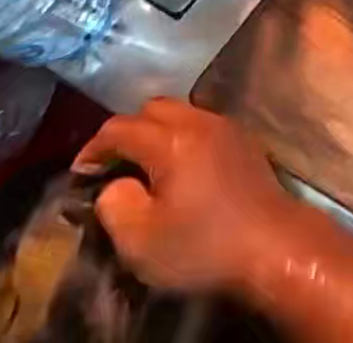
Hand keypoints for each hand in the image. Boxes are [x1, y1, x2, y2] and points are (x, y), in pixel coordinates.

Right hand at [72, 98, 304, 293]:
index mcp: (172, 140)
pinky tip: (181, 168)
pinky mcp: (244, 139)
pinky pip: (204, 124)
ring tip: (145, 167)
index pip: (120, 127)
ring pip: (182, 112)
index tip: (80, 173)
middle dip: (127, 131)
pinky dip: (183, 136)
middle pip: (154, 108)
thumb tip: (115, 183)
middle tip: (112, 166)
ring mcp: (227, 127)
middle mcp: (201, 121)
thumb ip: (116, 204)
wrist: (273, 243)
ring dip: (158, 131)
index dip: (93, 147)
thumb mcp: (141, 239)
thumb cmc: (204, 244)